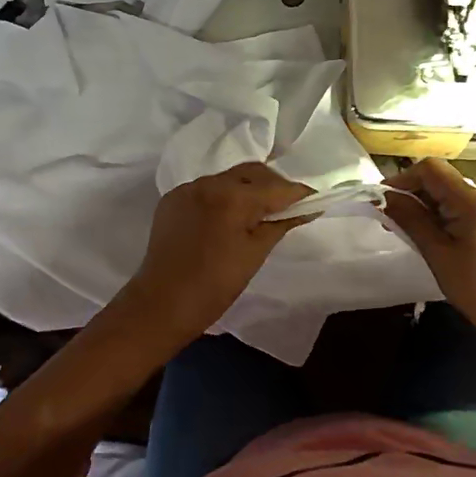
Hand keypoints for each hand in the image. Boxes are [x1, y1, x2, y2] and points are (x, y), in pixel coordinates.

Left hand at [116, 163, 314, 342]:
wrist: (161, 303)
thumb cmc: (215, 285)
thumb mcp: (254, 254)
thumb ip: (280, 224)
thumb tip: (307, 207)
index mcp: (232, 196)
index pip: (275, 187)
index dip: (298, 193)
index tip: (315, 199)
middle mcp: (208, 183)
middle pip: (251, 173)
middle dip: (272, 185)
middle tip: (288, 206)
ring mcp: (187, 189)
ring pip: (227, 179)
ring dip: (246, 190)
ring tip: (257, 213)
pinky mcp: (172, 199)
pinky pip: (206, 189)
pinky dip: (222, 198)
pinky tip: (226, 218)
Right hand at [383, 158, 475, 348]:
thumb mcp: (438, 255)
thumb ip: (411, 219)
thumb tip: (384, 198)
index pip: (432, 169)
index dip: (403, 179)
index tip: (384, 199)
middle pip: (444, 179)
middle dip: (416, 194)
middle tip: (394, 219)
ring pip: (456, 191)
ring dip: (432, 204)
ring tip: (417, 230)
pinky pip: (470, 203)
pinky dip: (450, 212)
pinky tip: (442, 235)